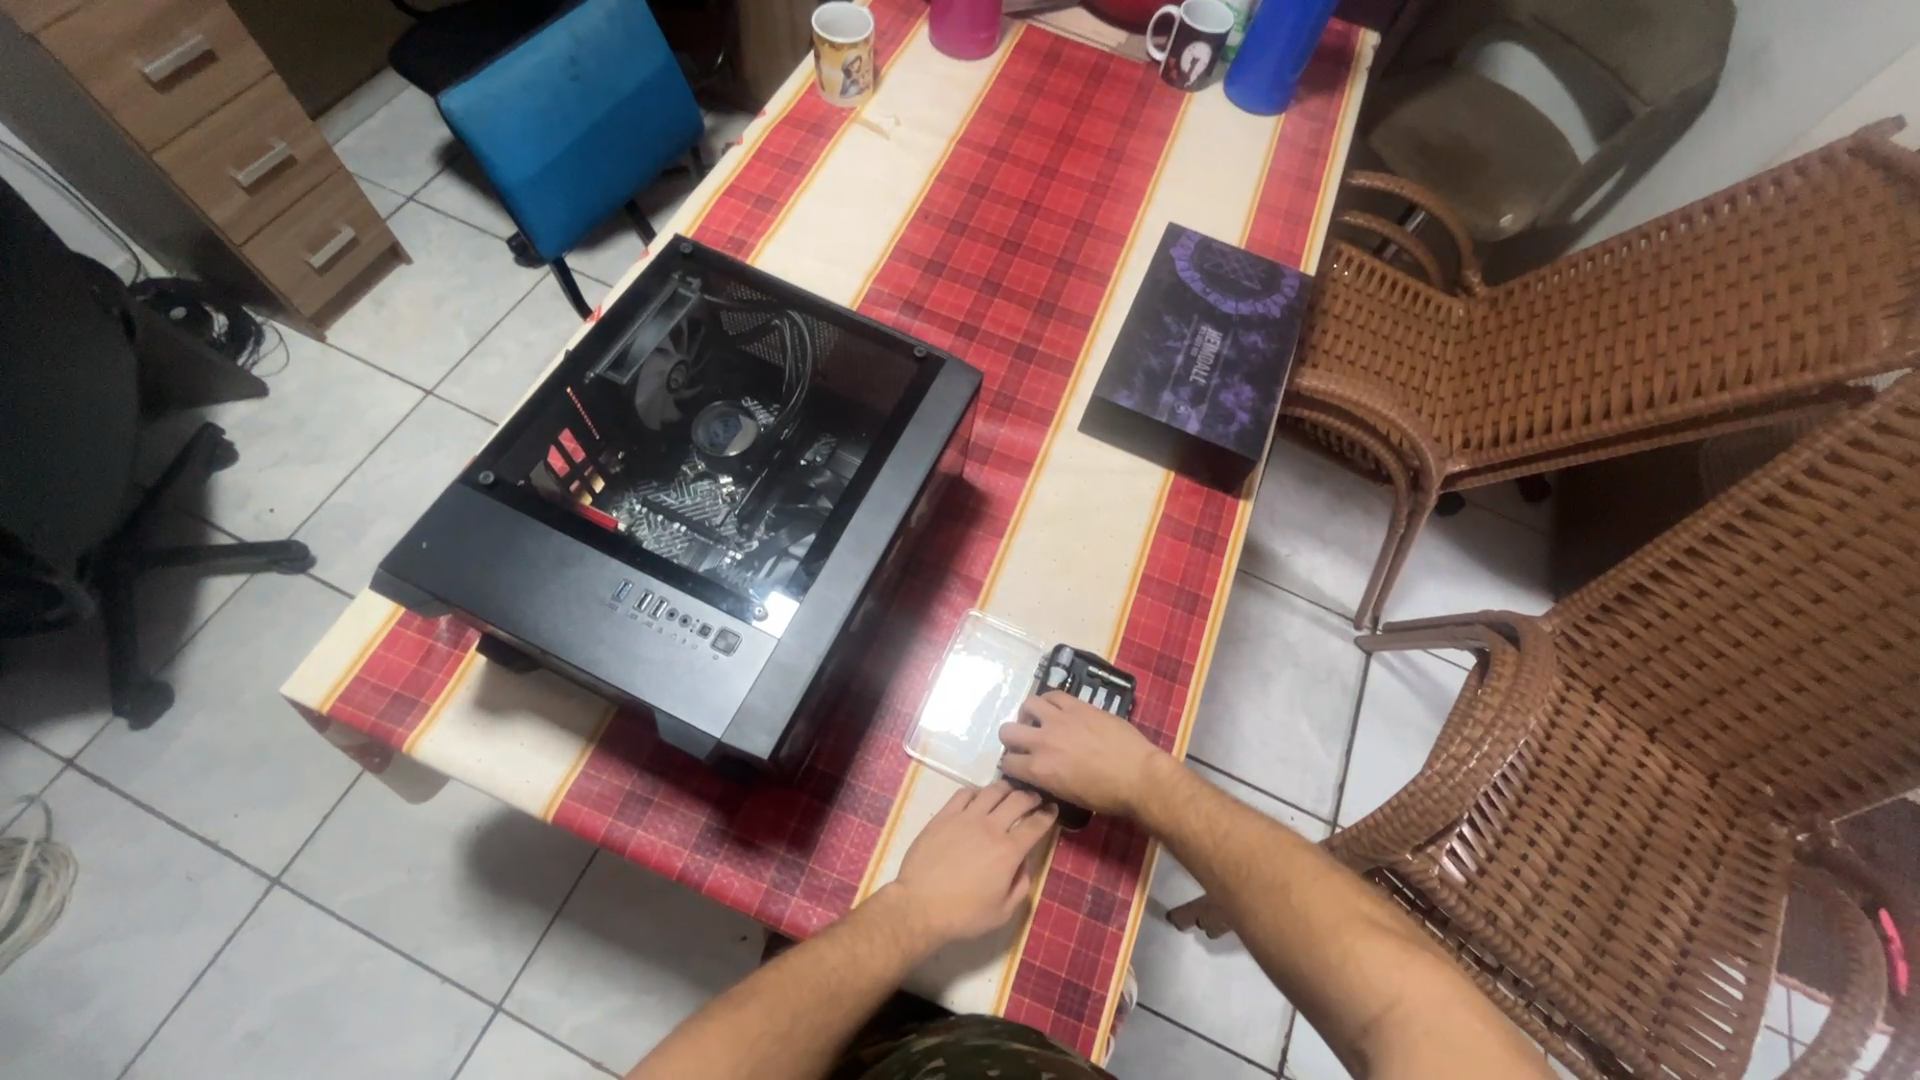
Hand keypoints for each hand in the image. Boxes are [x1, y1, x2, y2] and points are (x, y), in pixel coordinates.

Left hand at [883, 781, 1055, 947]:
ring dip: (1006, 789)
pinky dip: (977, 791)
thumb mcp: (1003, 912)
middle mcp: (990, 827)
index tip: (1052, 809)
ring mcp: (965, 818)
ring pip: (992, 791)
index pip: (1036, 824)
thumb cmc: (964, 915)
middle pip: (1018, 799)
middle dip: (1031, 796)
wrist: (920, 906)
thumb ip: (1021, 885)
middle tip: (1034, 798)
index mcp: (1009, 851)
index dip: (1048, 814)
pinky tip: (979, 796)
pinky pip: (964, 793)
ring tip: (1010, 792)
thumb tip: (1023, 863)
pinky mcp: (944, 815)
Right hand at [999, 691, 1172, 816]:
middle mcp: (1042, 741)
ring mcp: (1059, 719)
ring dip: (1029, 715)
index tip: (1018, 766)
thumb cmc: (1107, 796)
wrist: (1139, 776)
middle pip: (1006, 731)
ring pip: (1028, 705)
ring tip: (1040, 720)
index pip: (1006, 762)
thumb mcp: (1068, 796)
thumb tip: (1041, 773)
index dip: (1011, 765)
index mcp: (1038, 770)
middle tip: (1026, 743)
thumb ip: (1047, 780)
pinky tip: (1057, 709)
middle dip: (1012, 739)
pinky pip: (1053, 695)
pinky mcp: (1077, 706)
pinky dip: (1050, 702)